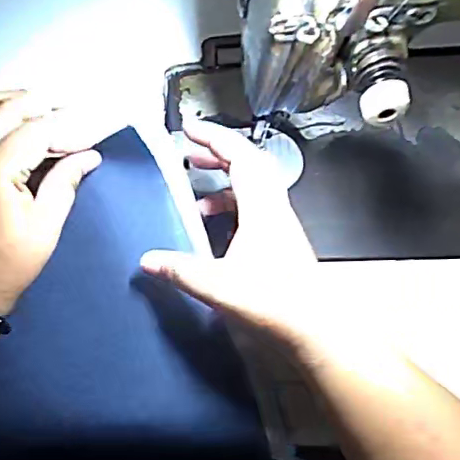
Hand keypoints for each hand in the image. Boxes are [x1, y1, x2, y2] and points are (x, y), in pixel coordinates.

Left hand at [0, 90, 104, 313]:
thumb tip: (88, 156)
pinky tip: (4, 119)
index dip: (67, 130)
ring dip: (10, 100)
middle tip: (71, 114)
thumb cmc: (8, 263)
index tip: (89, 136)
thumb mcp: (45, 225)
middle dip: (41, 105)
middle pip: (8, 108)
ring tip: (38, 106)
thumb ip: (64, 182)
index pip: (36, 130)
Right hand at [138, 118, 333, 349]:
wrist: (312, 331)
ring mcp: (282, 230)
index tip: (190, 128)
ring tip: (195, 197)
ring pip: (253, 192)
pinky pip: (255, 215)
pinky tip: (214, 233)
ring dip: (224, 187)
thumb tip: (147, 260)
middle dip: (218, 156)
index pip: (239, 155)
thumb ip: (179, 269)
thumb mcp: (217, 284)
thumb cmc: (273, 303)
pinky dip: (232, 213)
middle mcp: (275, 212)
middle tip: (191, 155)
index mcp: (262, 208)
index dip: (213, 137)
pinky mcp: (282, 249)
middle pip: (249, 167)